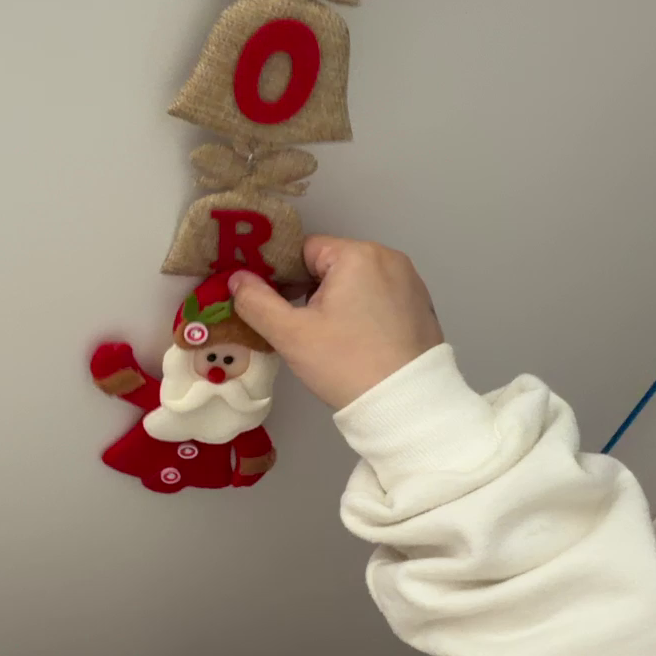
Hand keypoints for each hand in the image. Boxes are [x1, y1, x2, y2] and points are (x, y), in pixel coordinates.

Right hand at [229, 237, 444, 408]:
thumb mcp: (290, 334)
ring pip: (353, 281)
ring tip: (326, 337)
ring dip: (333, 301)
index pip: (303, 250)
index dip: (282, 276)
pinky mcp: (420, 305)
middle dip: (308, 290)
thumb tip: (236, 279)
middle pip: (329, 264)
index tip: (273, 305)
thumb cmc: (346, 363)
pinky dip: (359, 310)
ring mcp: (408, 281)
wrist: (405, 404)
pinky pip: (376, 296)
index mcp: (357, 255)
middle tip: (298, 327)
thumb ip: (256, 301)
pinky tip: (353, 341)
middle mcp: (388, 258)